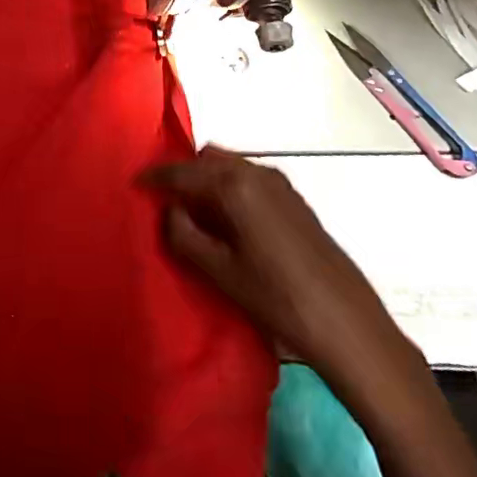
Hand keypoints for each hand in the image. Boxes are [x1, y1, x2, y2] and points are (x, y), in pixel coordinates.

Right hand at [141, 147, 410, 377]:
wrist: (342, 317)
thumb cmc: (275, 295)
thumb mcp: (219, 270)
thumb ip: (184, 235)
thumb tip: (169, 210)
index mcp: (235, 184)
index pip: (185, 171)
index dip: (157, 177)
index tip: (135, 184)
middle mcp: (258, 172)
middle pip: (210, 159)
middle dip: (185, 174)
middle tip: (164, 200)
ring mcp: (280, 183)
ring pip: (232, 168)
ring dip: (209, 182)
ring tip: (191, 213)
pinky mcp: (294, 199)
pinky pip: (250, 180)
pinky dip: (230, 190)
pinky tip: (225, 221)